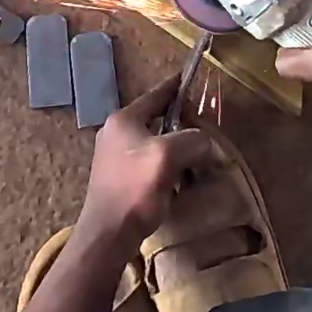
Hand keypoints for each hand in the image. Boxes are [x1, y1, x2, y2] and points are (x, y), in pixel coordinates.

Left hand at [77, 75, 213, 254]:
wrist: (107, 233)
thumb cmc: (134, 189)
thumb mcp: (168, 156)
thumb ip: (192, 140)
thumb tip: (204, 143)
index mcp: (124, 119)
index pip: (155, 96)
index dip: (174, 87)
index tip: (188, 78)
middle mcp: (115, 132)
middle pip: (155, 119)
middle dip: (180, 124)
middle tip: (203, 128)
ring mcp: (113, 155)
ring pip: (153, 142)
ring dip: (175, 149)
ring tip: (196, 158)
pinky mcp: (118, 177)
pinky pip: (148, 161)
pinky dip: (165, 165)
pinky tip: (178, 179)